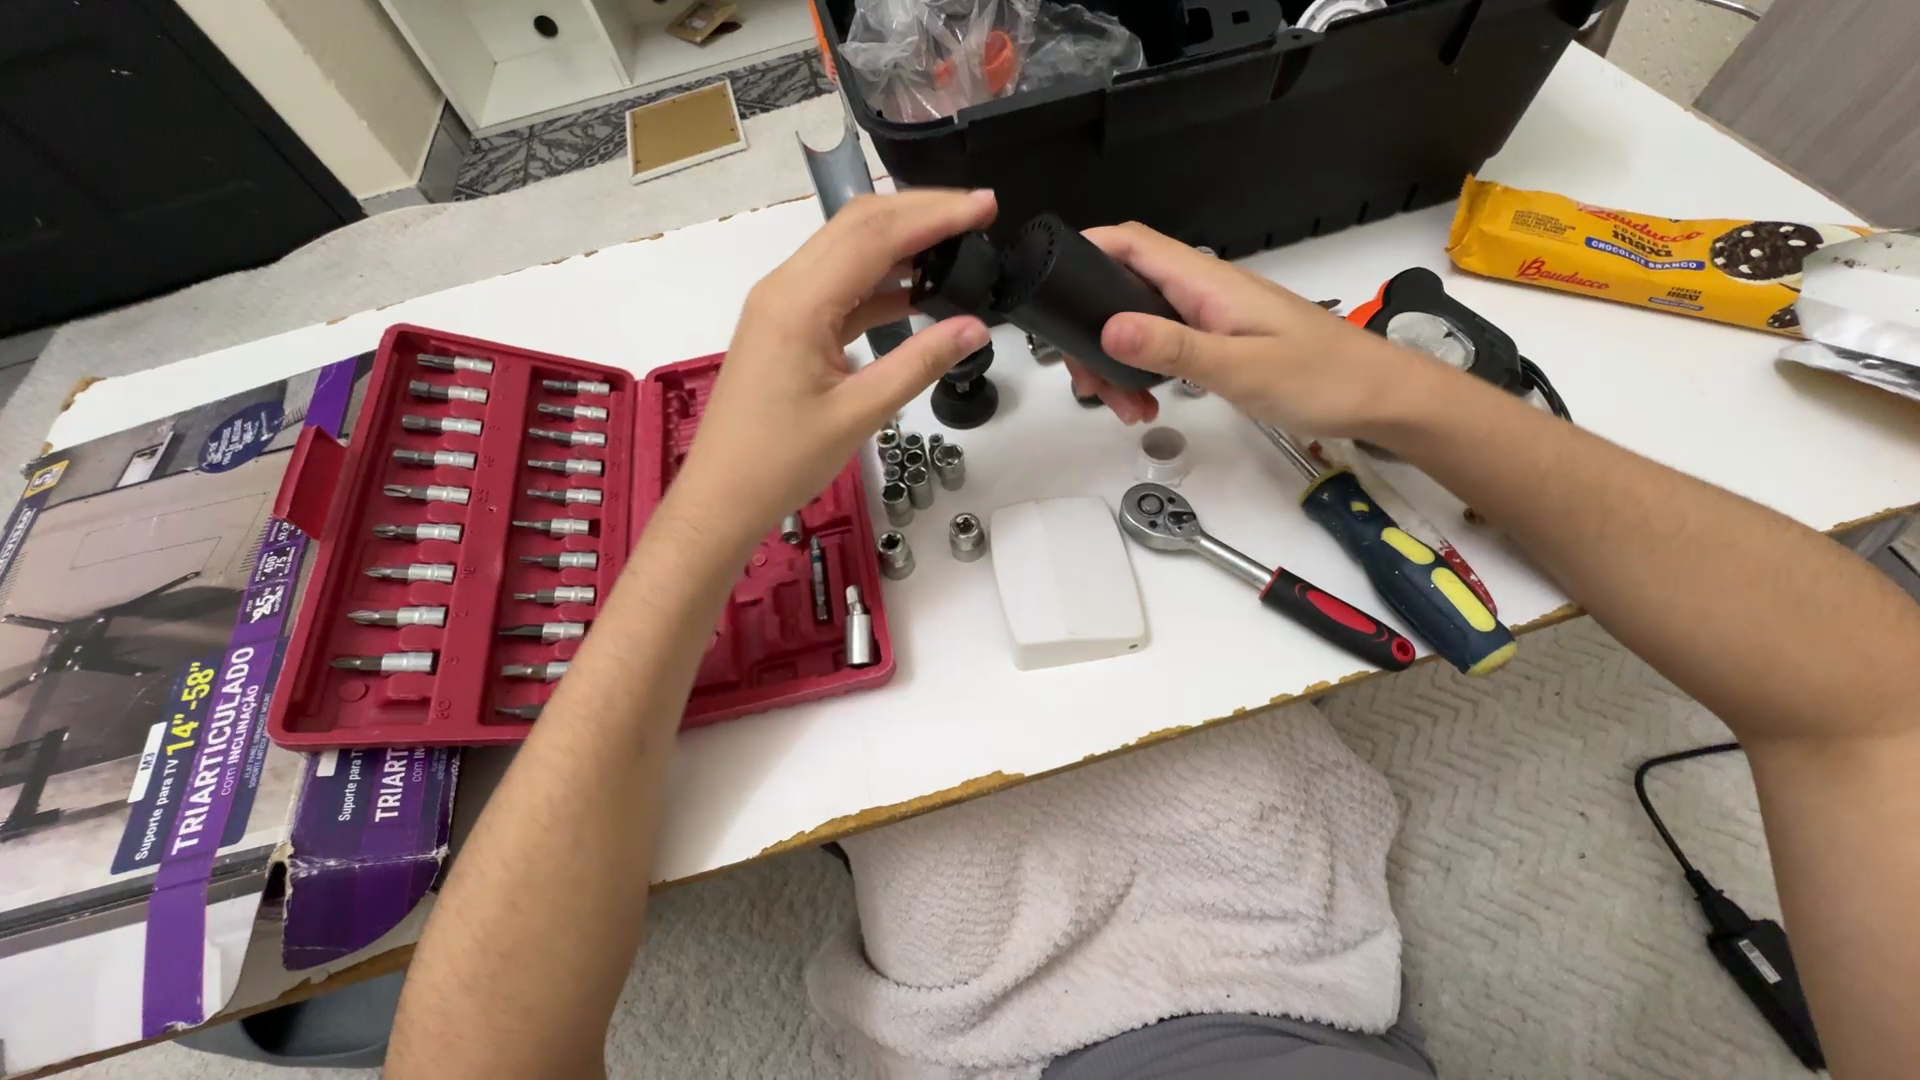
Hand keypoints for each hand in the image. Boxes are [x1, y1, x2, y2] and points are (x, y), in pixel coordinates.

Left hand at [668, 190, 995, 539]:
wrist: (723, 494)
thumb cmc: (783, 461)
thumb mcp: (859, 414)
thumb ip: (919, 364)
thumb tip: (976, 327)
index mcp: (799, 302)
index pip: (875, 235)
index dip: (934, 214)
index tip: (985, 206)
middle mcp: (786, 287)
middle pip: (858, 225)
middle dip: (921, 212)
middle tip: (979, 215)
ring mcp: (782, 304)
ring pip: (848, 250)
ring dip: (902, 242)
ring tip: (958, 246)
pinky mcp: (786, 324)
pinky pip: (839, 286)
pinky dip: (881, 281)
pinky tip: (918, 292)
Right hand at [1068, 222, 1432, 436]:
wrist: (1377, 398)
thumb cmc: (1321, 378)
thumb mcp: (1241, 367)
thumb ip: (1174, 348)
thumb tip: (1109, 329)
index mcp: (1206, 283)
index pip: (1132, 243)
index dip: (1086, 248)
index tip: (1049, 280)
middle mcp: (1202, 291)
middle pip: (1123, 290)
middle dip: (1095, 334)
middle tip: (1090, 383)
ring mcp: (1208, 316)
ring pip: (1139, 326)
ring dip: (1119, 364)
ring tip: (1127, 408)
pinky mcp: (1216, 341)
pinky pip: (1162, 348)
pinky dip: (1145, 374)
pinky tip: (1148, 405)